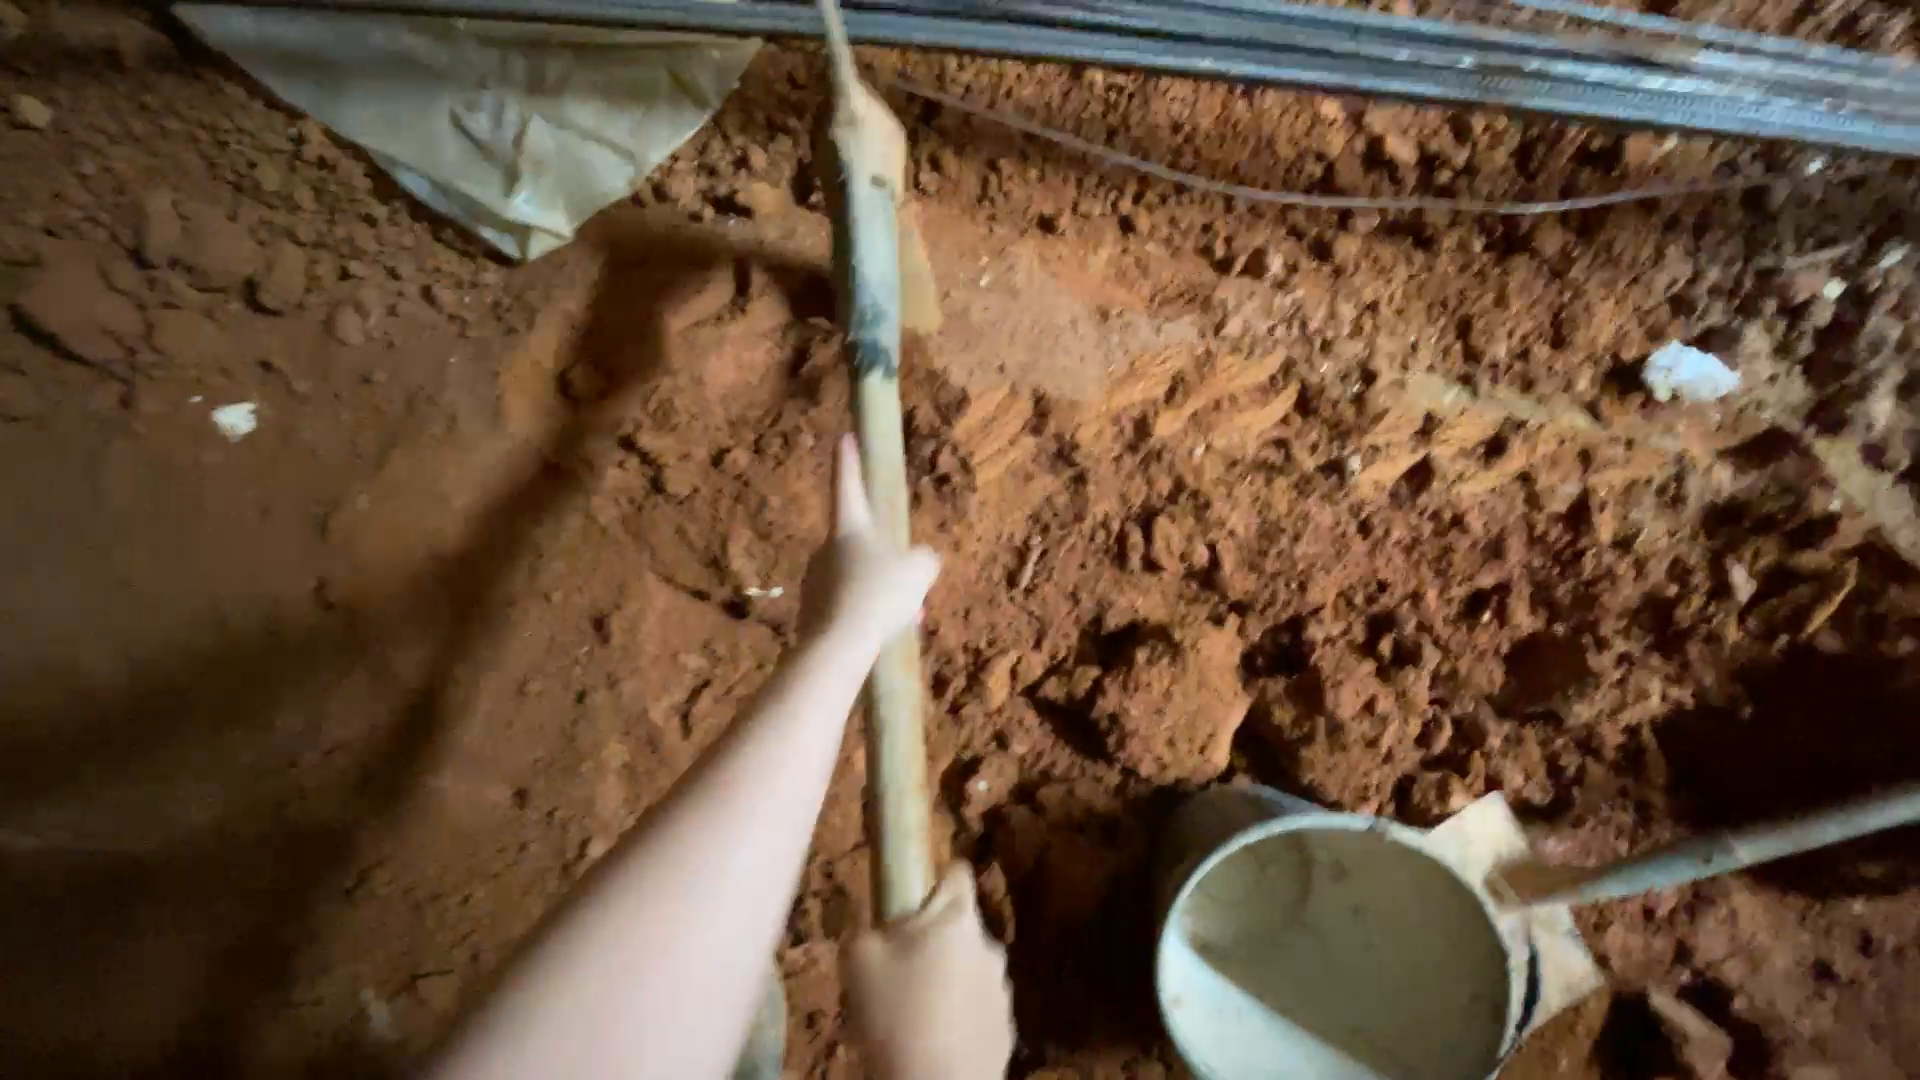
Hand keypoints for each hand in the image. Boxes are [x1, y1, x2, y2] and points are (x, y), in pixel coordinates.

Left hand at [799, 435, 940, 647]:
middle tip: (910, 582)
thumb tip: (920, 560)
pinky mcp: (811, 612)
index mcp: (849, 527)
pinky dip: (866, 614)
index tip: (843, 437)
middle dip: (885, 558)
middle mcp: (825, 548)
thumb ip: (923, 558)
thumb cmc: (879, 595)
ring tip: (906, 617)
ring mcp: (815, 580)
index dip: (848, 460)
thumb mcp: (919, 570)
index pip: (847, 484)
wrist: (838, 646)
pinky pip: (846, 605)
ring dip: (879, 592)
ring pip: (856, 578)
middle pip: (859, 542)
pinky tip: (884, 634)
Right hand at [843, 865, 1014, 1079]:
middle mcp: (988, 945)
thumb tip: (873, 919)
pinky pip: (977, 1009)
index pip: (957, 871)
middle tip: (898, 970)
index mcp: (958, 918)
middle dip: (933, 940)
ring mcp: (1002, 989)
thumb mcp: (857, 960)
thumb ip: (863, 925)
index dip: (933, 879)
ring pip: (968, 968)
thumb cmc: (895, 1016)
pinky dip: (959, 1017)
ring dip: (946, 980)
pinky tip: (932, 1042)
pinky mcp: (1006, 1030)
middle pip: (959, 925)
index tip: (910, 901)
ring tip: (912, 1015)